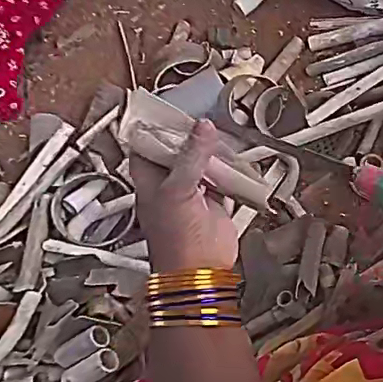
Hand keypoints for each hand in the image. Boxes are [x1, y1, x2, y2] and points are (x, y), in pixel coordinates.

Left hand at [130, 121, 239, 273]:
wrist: (202, 270)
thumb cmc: (176, 241)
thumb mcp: (178, 190)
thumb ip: (192, 156)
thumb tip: (203, 128)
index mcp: (149, 181)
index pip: (146, 147)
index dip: (155, 128)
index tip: (170, 111)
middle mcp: (170, 186)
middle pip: (178, 152)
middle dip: (190, 136)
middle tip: (202, 117)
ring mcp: (194, 194)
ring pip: (202, 164)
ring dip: (212, 152)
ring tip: (222, 132)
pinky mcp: (216, 203)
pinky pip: (223, 180)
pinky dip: (230, 170)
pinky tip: (236, 158)